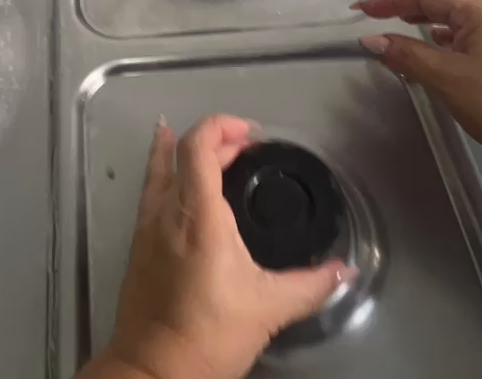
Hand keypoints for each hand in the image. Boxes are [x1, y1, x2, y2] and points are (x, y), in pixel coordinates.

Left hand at [93, 115, 350, 378]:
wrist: (154, 371)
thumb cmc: (208, 336)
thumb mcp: (267, 309)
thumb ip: (309, 285)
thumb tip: (342, 271)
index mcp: (198, 215)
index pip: (198, 146)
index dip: (221, 126)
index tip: (249, 133)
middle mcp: (168, 209)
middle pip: (184, 151)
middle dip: (218, 140)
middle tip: (247, 148)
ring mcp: (148, 223)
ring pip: (163, 165)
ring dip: (188, 149)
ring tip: (213, 142)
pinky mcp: (139, 240)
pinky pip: (150, 186)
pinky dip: (161, 164)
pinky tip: (164, 157)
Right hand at [355, 0, 481, 176]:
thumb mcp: (448, 81)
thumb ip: (407, 56)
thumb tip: (372, 39)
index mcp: (481, 12)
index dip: (389, 0)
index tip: (359, 10)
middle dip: (409, 1)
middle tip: (379, 13)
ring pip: (462, 13)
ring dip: (430, 16)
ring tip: (404, 28)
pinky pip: (476, 31)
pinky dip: (450, 34)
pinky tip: (442, 50)